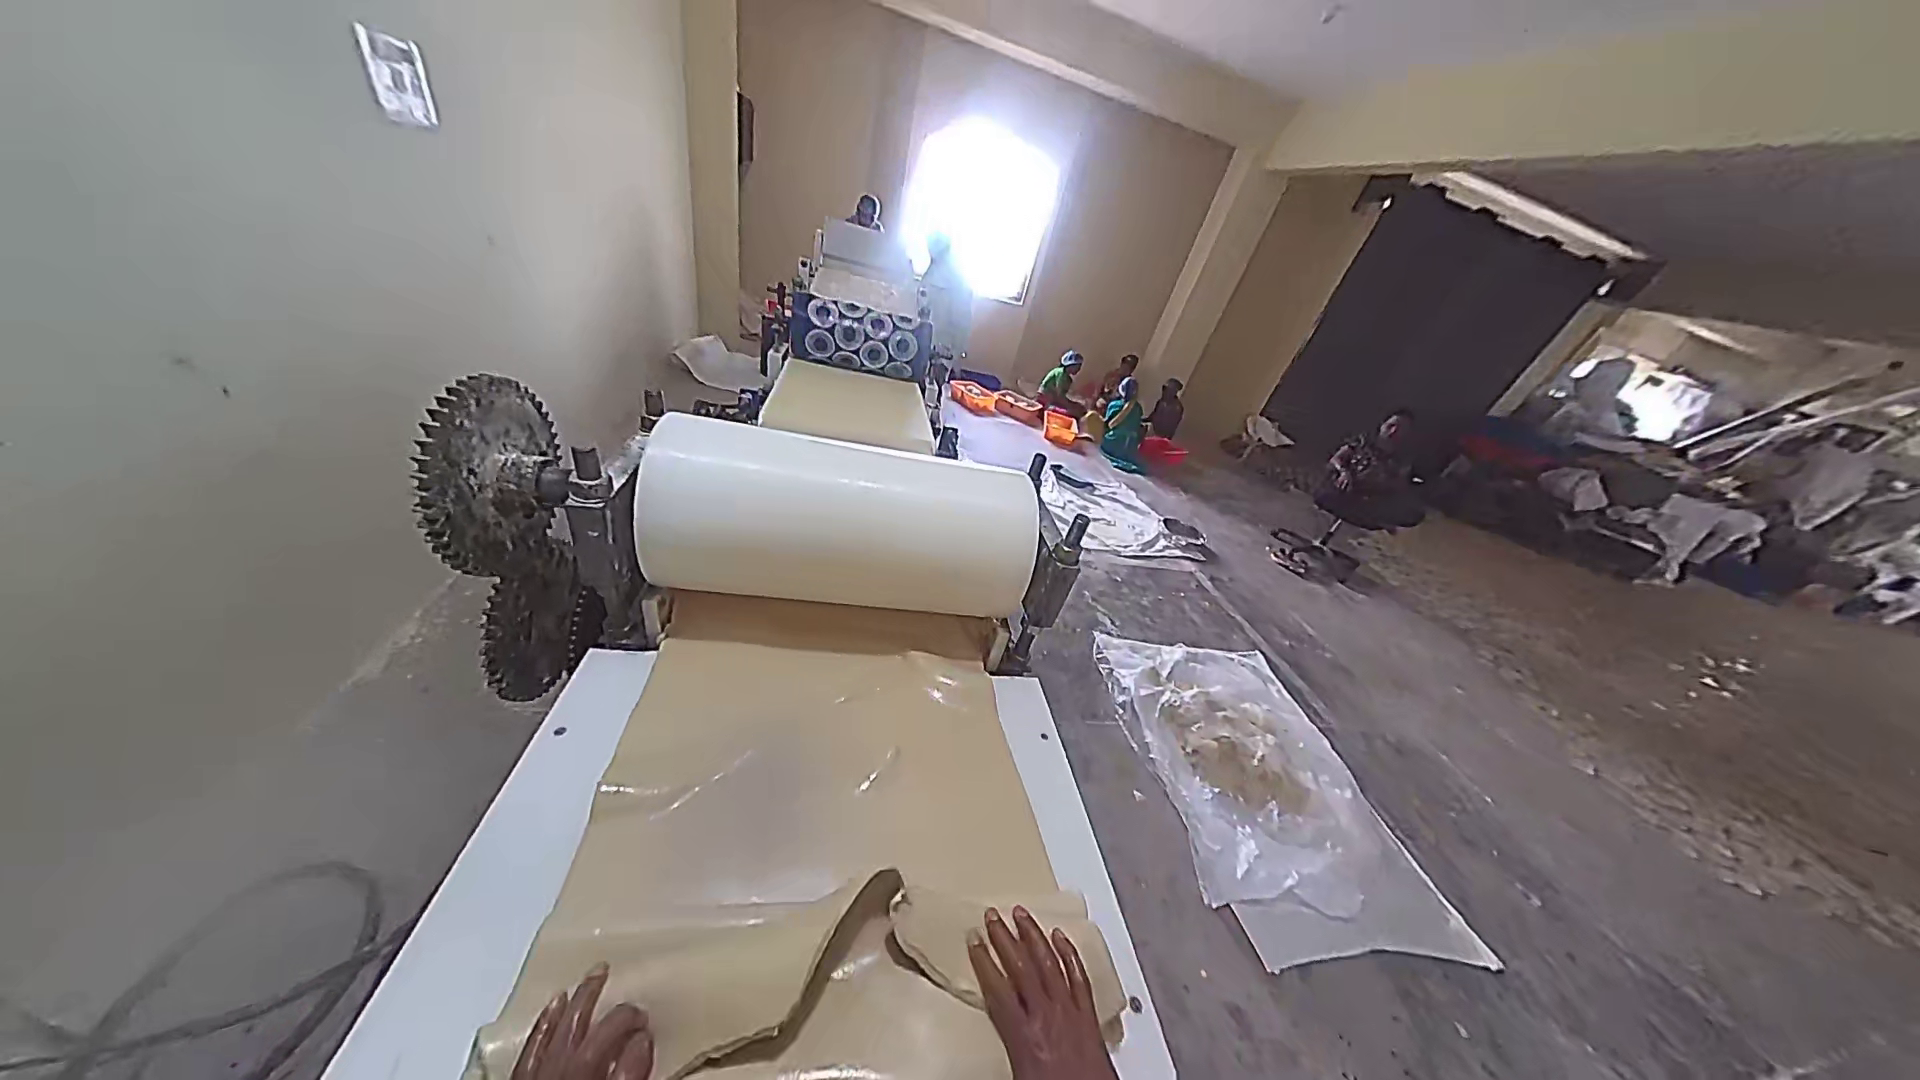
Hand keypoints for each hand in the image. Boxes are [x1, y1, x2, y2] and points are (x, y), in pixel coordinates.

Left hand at [511, 963, 653, 1079]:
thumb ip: (631, 1072)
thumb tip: (645, 1043)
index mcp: (598, 1075)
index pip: (633, 1051)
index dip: (643, 1039)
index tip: (649, 1034)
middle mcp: (569, 1069)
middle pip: (600, 1032)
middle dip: (621, 1015)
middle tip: (636, 1008)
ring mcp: (541, 1071)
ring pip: (565, 1027)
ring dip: (583, 999)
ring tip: (596, 974)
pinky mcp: (519, 1075)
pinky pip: (532, 1045)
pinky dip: (545, 1021)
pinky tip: (555, 1000)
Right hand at [967, 906, 1118, 1079]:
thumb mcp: (1016, 1078)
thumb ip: (1002, 1045)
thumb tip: (985, 1033)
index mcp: (1023, 1037)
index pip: (997, 989)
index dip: (983, 961)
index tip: (973, 939)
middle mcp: (1045, 1016)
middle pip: (1020, 967)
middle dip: (1004, 938)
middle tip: (992, 915)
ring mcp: (1069, 1012)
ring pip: (1048, 963)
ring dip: (1032, 935)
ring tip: (1020, 914)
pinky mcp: (1089, 1017)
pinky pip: (1078, 977)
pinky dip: (1068, 954)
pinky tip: (1060, 936)